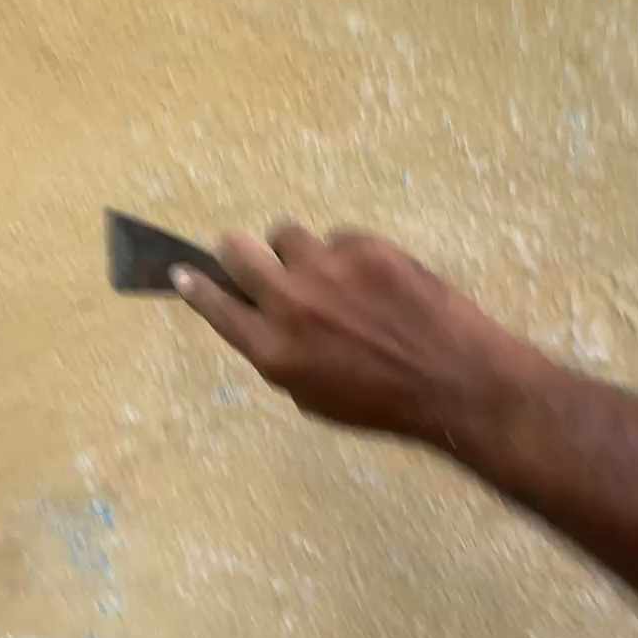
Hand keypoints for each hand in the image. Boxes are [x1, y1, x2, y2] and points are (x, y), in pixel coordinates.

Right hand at [171, 223, 547, 444]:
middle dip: (239, 252)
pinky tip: (375, 282)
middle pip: (237, 249)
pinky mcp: (365, 248)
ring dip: (297, 253)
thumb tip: (260, 319)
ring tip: (330, 275)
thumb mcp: (312, 396)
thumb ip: (276, 353)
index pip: (216, 306)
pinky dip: (347, 256)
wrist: (456, 380)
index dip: (195, 286)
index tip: (181, 272)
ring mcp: (327, 270)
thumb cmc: (380, 402)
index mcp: (273, 350)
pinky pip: (338, 238)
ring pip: (287, 235)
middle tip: (257, 260)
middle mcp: (290, 304)